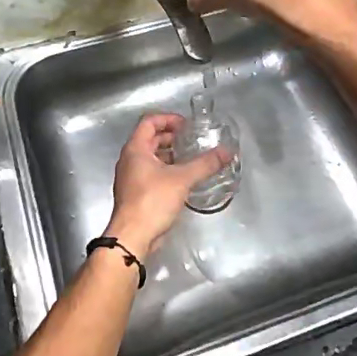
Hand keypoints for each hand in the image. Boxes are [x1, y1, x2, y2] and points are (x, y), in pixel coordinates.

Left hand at [105, 113, 230, 256]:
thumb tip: (227, 151)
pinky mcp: (135, 193)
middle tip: (191, 141)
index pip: (149, 122)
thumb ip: (205, 164)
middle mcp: (129, 159)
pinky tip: (182, 179)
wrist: (132, 236)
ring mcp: (130, 177)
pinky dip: (166, 170)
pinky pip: (151, 173)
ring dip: (169, 154)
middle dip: (171, 137)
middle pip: (149, 138)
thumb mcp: (182, 179)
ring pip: (150, 157)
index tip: (186, 125)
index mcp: (135, 149)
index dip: (168, 119)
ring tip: (190, 158)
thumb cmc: (152, 200)